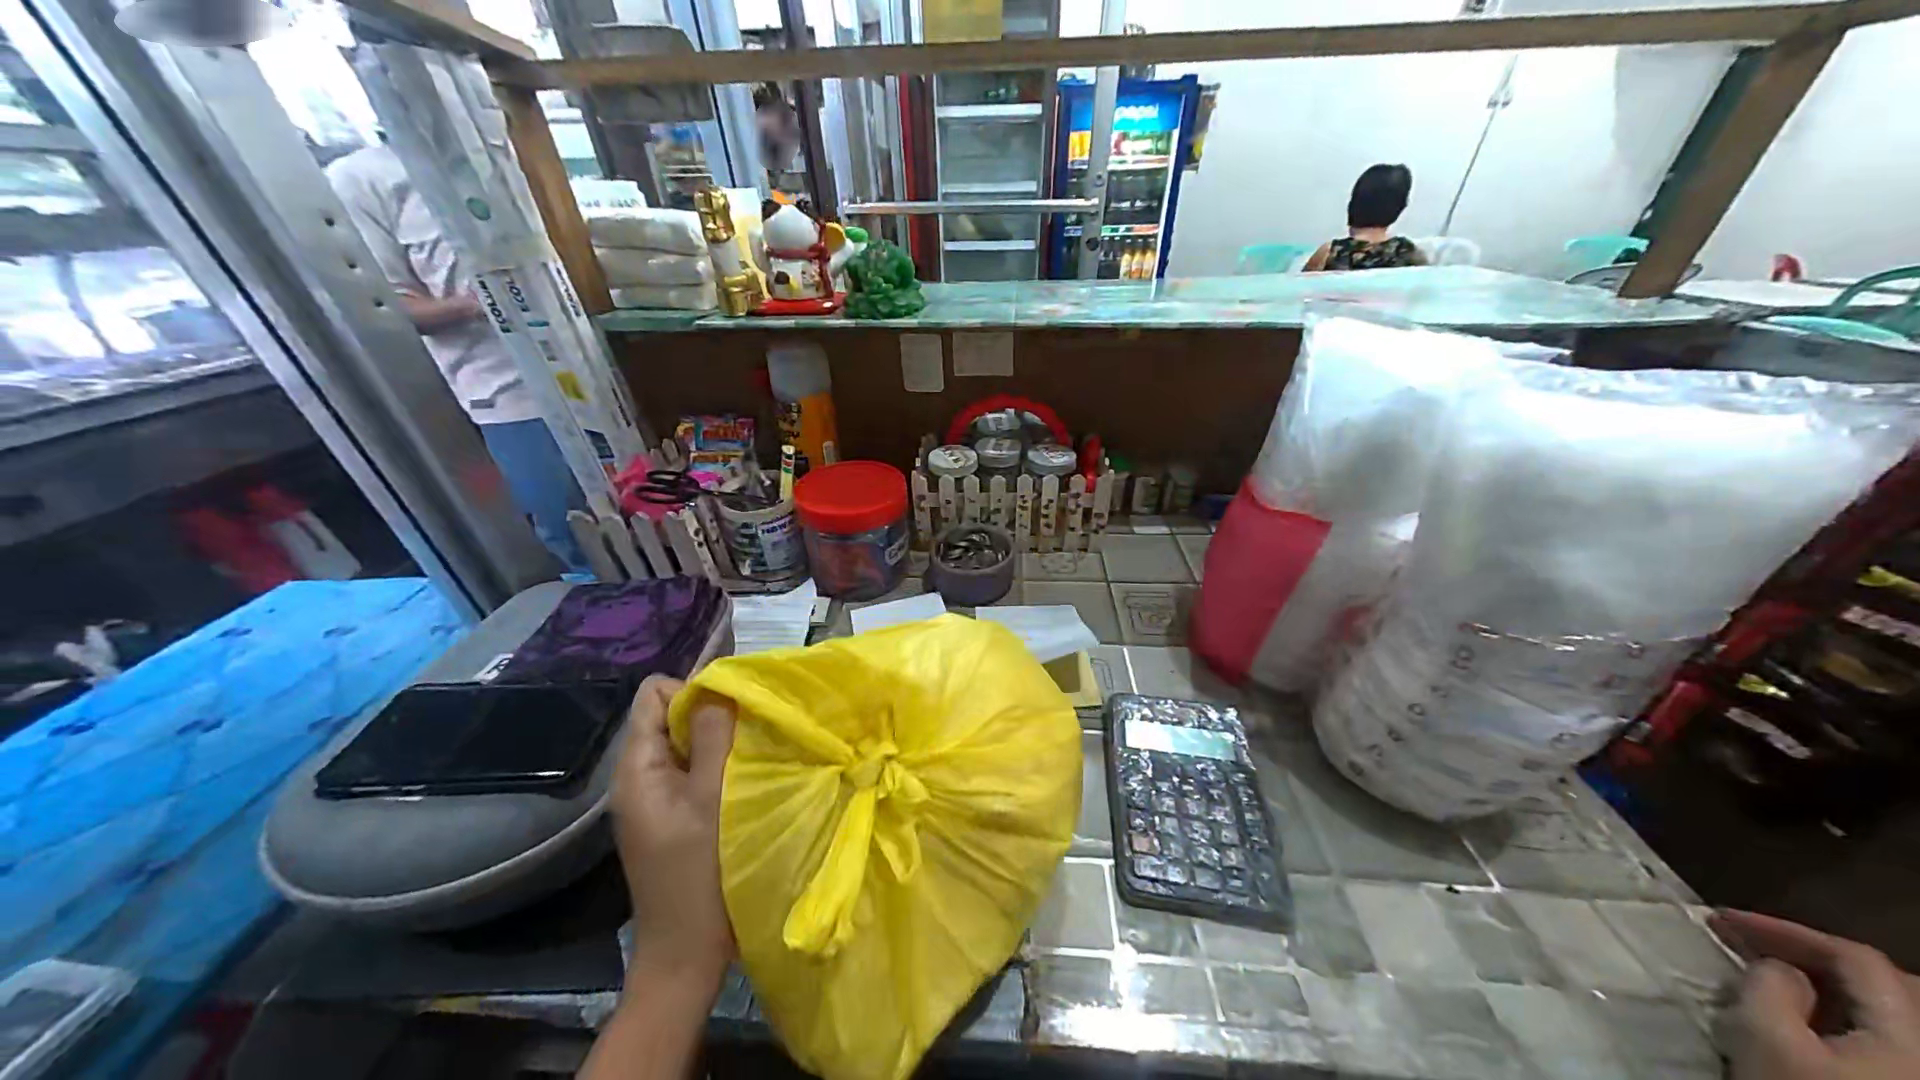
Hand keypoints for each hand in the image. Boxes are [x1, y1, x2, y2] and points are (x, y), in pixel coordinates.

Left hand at [610, 675, 734, 995]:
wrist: (686, 954)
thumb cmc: (699, 874)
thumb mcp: (711, 798)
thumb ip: (713, 737)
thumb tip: (718, 685)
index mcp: (638, 766)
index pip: (655, 693)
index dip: (695, 691)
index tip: (732, 714)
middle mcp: (640, 775)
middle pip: (673, 716)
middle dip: (713, 716)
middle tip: (751, 737)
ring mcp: (656, 798)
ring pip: (688, 744)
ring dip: (721, 744)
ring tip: (753, 759)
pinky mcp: (673, 816)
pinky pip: (695, 771)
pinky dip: (720, 768)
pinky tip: (745, 784)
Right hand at [1713, 909, 1919, 1079]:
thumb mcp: (1766, 1040)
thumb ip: (1767, 987)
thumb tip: (1778, 967)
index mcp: (1914, 1035)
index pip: (1853, 957)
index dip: (1785, 929)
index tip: (1721, 919)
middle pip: (1887, 983)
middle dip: (1814, 955)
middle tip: (1752, 943)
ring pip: (1895, 1013)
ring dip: (1832, 987)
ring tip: (1778, 978)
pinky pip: (1894, 1040)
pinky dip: (1850, 1018)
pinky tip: (1813, 1022)